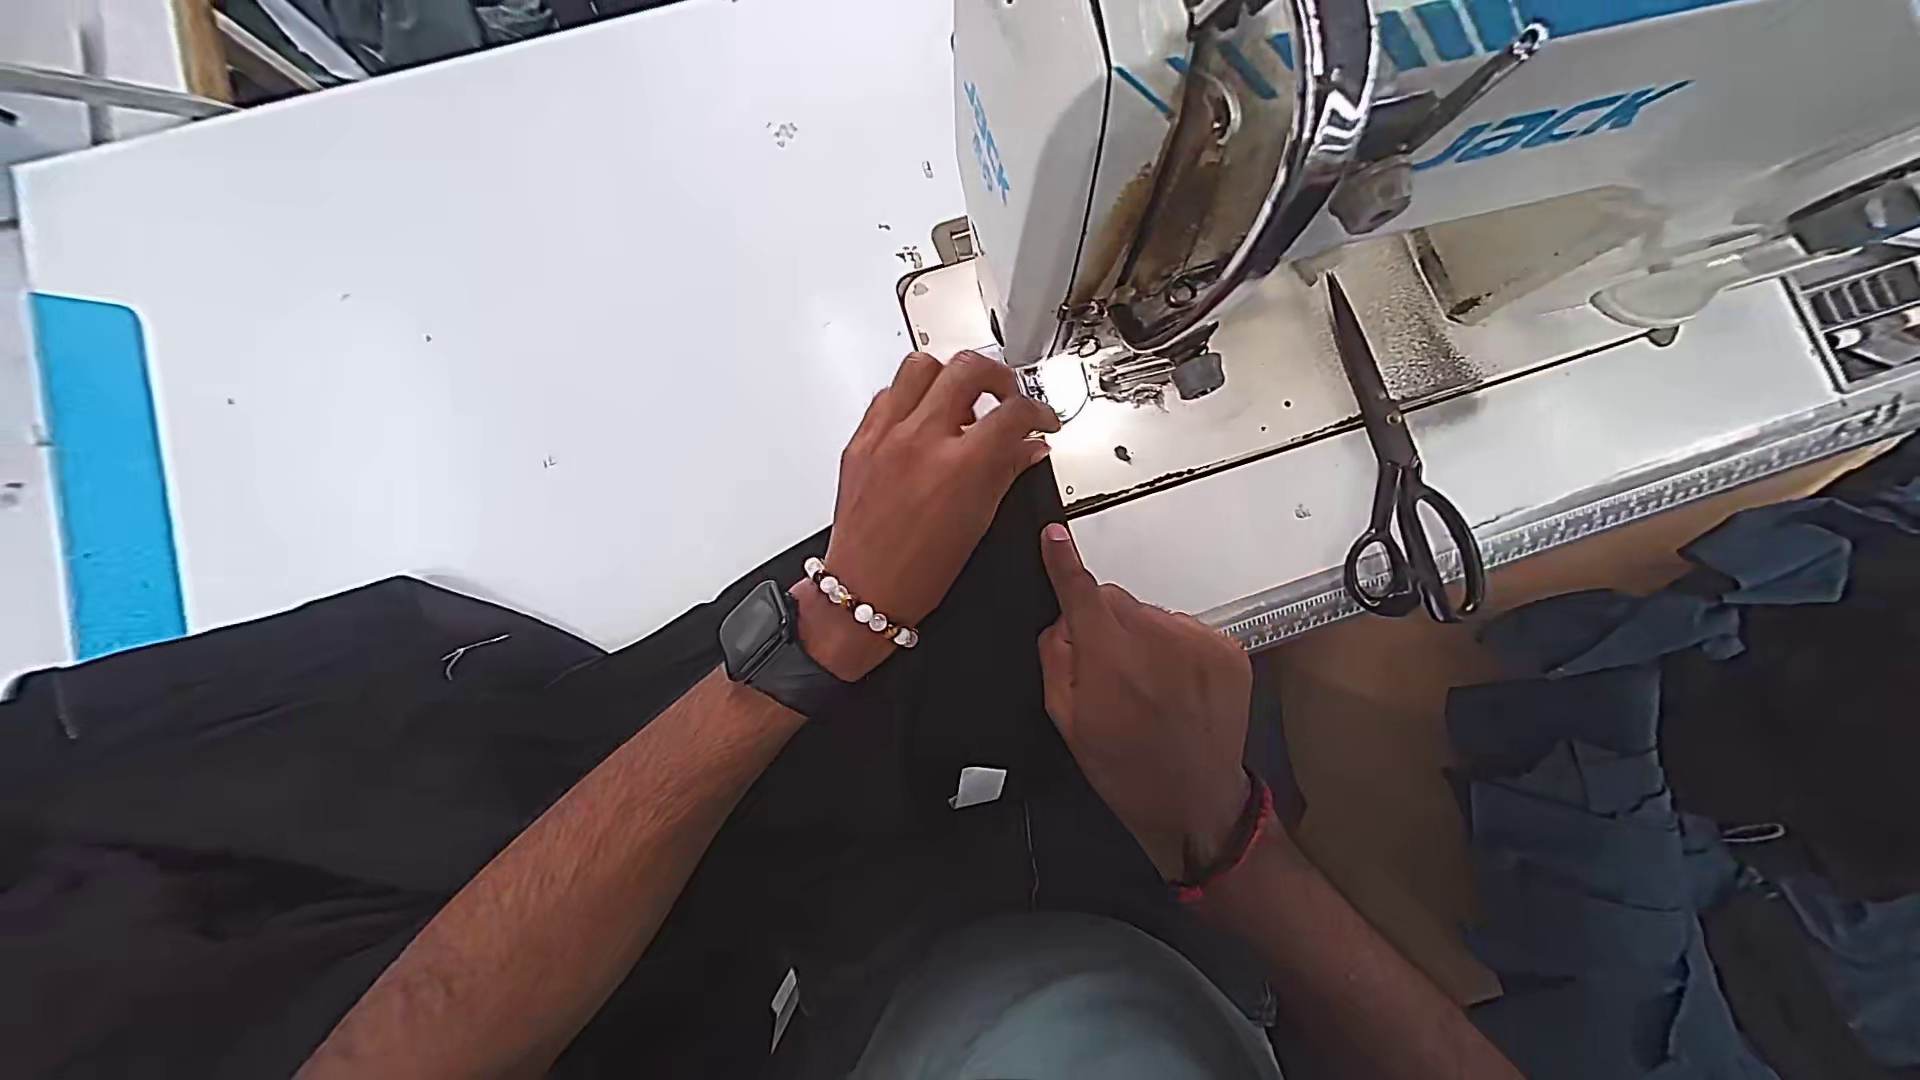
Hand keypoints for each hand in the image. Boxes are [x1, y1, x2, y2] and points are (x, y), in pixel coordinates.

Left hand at [798, 351, 1060, 680]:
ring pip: (920, 365)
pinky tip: (922, 417)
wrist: (865, 589)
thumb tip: (1028, 448)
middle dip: (1000, 376)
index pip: (1013, 413)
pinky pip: (886, 394)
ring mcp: (885, 437)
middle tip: (1006, 395)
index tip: (1041, 420)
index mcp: (959, 466)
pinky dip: (911, 396)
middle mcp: (920, 441)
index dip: (1039, 412)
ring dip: (950, 375)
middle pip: (968, 368)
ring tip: (961, 399)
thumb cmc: (918, 572)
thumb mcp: (978, 522)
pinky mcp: (859, 442)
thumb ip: (1007, 473)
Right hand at [1037, 522, 1252, 880]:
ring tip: (1148, 685)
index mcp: (1108, 658)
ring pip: (1148, 613)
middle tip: (1110, 672)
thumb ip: (1055, 657)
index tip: (1054, 536)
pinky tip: (1174, 684)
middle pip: (1114, 599)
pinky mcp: (1224, 648)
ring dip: (1141, 637)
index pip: (1080, 590)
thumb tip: (1061, 618)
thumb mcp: (1065, 718)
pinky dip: (1173, 647)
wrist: (1193, 800)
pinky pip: (1182, 626)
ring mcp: (1195, 642)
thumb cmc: (1126, 768)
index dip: (1062, 559)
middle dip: (1104, 624)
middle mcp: (1154, 641)